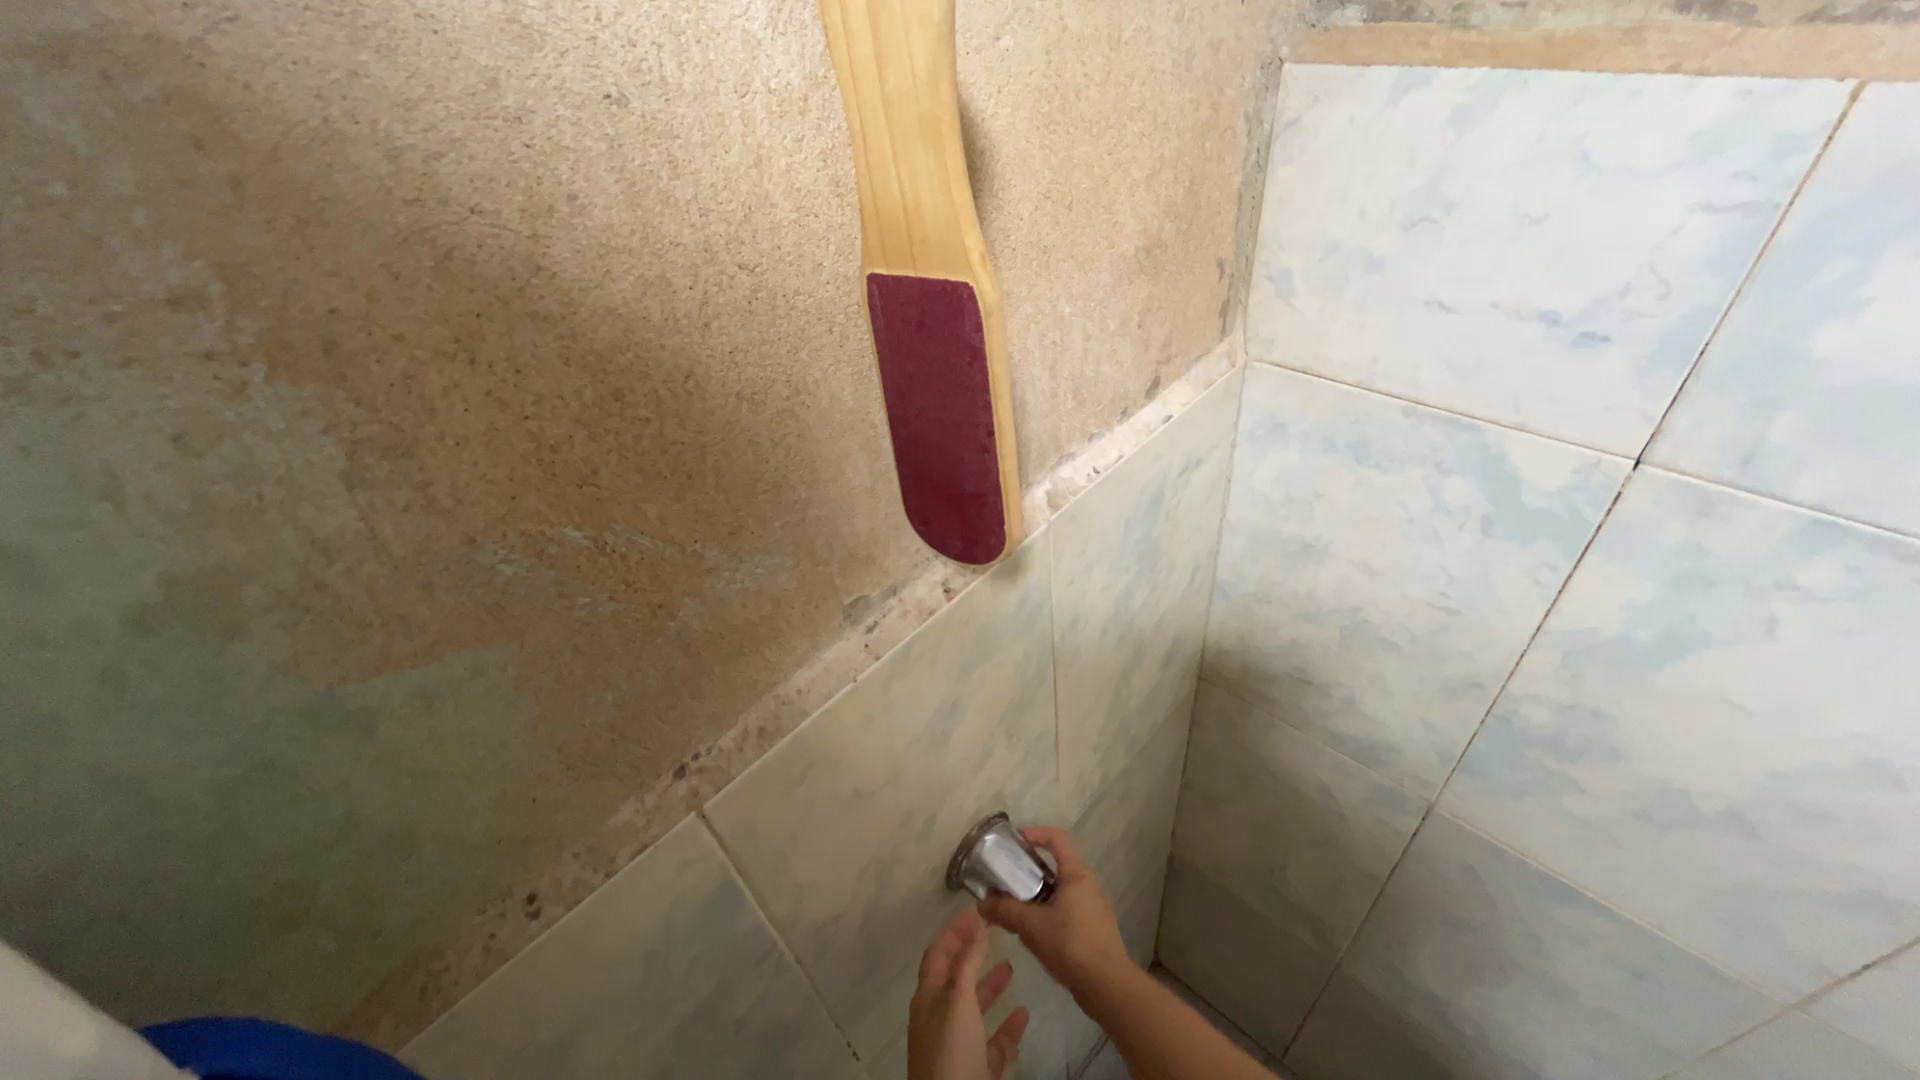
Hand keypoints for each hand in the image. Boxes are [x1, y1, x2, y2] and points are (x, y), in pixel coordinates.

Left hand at [908, 907, 1029, 1079]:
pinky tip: (1023, 1013)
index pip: (938, 954)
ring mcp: (959, 1046)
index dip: (953, 931)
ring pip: (975, 1008)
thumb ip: (967, 962)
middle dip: (973, 953)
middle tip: (996, 931)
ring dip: (991, 986)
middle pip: (956, 978)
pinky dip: (1007, 1026)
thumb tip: (974, 922)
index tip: (976, 910)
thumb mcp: (957, 1001)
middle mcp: (941, 1018)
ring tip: (1012, 966)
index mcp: (929, 998)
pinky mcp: (978, 1071)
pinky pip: (993, 1042)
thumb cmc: (951, 1053)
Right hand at [978, 827, 1133, 997]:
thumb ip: (1005, 911)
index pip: (1058, 838)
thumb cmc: (1072, 945)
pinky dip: (1046, 912)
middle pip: (1056, 864)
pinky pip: (1066, 909)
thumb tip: (981, 903)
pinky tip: (1030, 933)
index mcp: (1077, 874)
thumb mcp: (1033, 926)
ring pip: (1059, 890)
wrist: (1108, 986)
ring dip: (1035, 895)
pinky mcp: (1093, 928)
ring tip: (1012, 908)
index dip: (1035, 833)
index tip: (1013, 842)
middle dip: (1029, 870)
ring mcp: (1093, 907)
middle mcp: (1088, 884)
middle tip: (1005, 878)